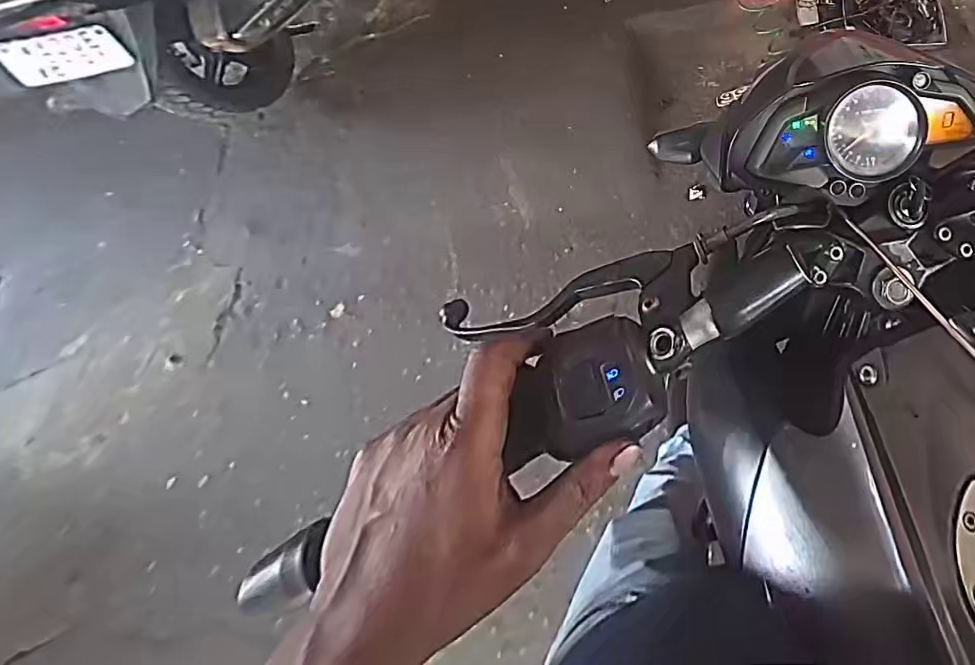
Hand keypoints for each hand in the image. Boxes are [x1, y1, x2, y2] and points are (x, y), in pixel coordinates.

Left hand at [276, 336, 643, 664]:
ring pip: (446, 406)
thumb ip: (582, 487)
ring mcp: (389, 447)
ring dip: (474, 421)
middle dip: (508, 395)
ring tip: (489, 463)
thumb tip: (620, 453)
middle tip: (528, 424)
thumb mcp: (526, 543)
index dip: (525, 339)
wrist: (355, 637)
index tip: (544, 341)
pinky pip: (416, 428)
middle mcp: (419, 436)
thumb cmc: (432, 594)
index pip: (492, 359)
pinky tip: (449, 481)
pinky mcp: (367, 462)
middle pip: (475, 384)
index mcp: (461, 447)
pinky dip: (441, 440)